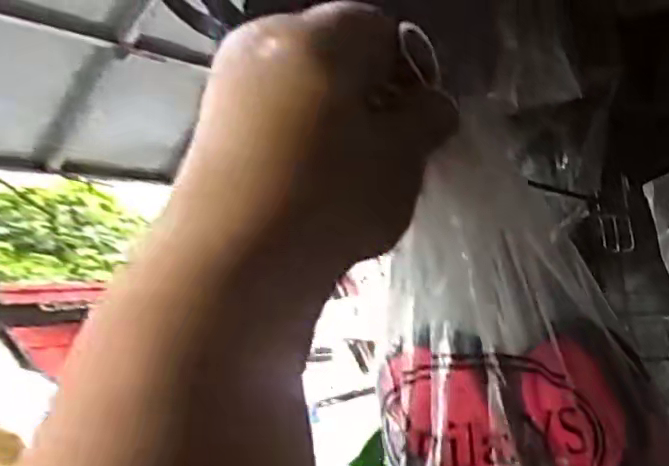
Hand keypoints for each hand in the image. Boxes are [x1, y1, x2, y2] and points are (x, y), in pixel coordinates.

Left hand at [170, 2, 456, 279]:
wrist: (249, 238)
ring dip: (355, 107)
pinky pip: (291, 97)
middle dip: (384, 85)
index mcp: (316, 41)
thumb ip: (428, 118)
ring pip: (317, 73)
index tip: (432, 111)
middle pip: (342, 45)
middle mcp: (268, 38)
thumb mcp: (404, 156)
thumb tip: (438, 100)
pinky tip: (336, 162)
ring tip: (376, 157)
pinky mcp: (230, 106)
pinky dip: (323, 120)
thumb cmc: (340, 192)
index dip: (414, 63)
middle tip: (410, 139)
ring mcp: (240, 70)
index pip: (377, 24)